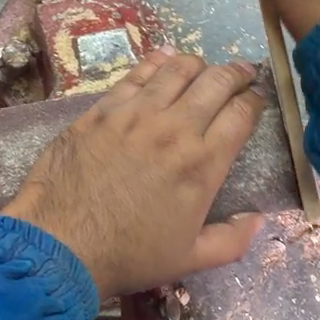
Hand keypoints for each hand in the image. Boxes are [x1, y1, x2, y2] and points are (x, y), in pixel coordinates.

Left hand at [1, 50, 268, 297]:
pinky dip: (156, 62)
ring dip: (198, 64)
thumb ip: (232, 240)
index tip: (257, 98)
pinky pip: (136, 74)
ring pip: (177, 69)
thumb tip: (259, 218)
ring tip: (203, 68)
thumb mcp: (190, 259)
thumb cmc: (128, 255)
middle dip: (235, 74)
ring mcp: (135, 113)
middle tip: (241, 74)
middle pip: (215, 82)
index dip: (255, 100)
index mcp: (202, 164)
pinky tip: (163, 60)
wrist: (61, 242)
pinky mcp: (103, 108)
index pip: (240, 114)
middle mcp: (174, 128)